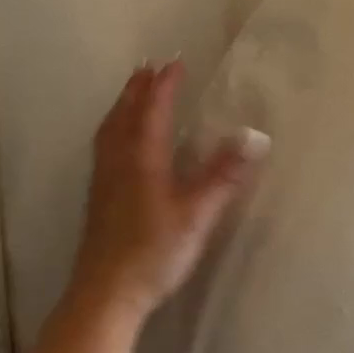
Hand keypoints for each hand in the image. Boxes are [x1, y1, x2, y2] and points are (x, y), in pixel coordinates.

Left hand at [67, 60, 269, 325]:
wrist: (106, 292)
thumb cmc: (154, 251)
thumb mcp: (198, 213)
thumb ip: (224, 174)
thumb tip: (256, 135)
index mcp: (142, 156)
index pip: (153, 109)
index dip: (165, 84)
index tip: (176, 60)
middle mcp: (119, 159)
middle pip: (126, 113)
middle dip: (139, 88)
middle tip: (149, 66)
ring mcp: (103, 178)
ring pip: (110, 128)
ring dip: (122, 105)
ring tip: (131, 93)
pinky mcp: (97, 197)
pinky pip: (105, 145)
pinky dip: (113, 127)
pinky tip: (118, 141)